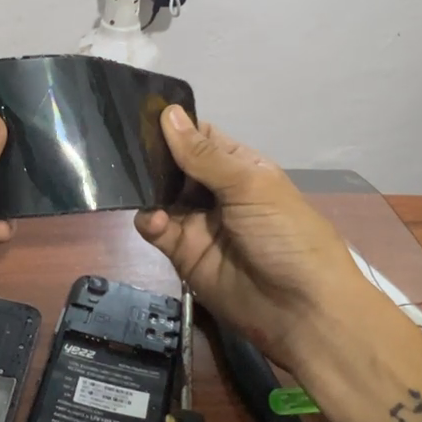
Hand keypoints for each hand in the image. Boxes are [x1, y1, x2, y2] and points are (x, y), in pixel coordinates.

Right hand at [134, 107, 380, 370]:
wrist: (302, 310)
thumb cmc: (287, 235)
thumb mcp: (250, 186)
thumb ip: (204, 156)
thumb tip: (168, 113)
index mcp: (240, 167)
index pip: (200, 137)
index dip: (174, 125)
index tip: (138, 111)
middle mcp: (216, 191)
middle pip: (174, 166)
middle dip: (152, 156)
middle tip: (119, 145)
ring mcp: (199, 223)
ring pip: (161, 197)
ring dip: (147, 188)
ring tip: (129, 181)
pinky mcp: (184, 254)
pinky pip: (158, 230)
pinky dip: (151, 221)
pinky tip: (155, 220)